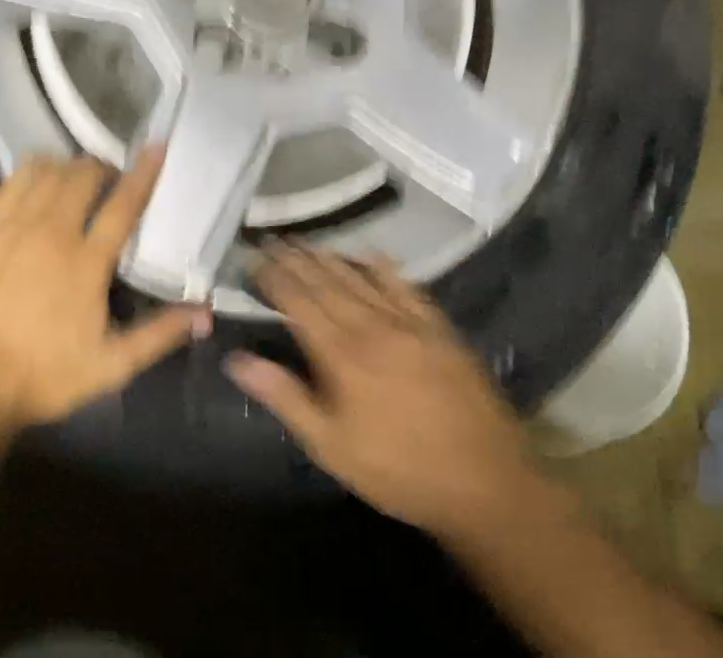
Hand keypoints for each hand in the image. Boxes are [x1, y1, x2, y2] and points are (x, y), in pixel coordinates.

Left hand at [0, 150, 210, 431]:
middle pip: (83, 177)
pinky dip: (32, 174)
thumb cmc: (43, 376)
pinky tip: (37, 185)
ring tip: (75, 180)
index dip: (144, 172)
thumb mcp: (110, 366)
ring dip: (68, 168)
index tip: (156, 147)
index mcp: (87, 263)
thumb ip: (160, 334)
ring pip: (46, 172)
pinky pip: (12, 183)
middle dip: (102, 169)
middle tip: (109, 182)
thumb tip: (205, 312)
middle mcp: (51, 233)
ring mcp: (12, 227)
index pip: (123, 204)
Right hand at [224, 242, 533, 535]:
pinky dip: (383, 268)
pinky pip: (406, 287)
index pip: (298, 302)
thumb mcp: (330, 445)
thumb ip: (284, 397)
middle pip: (327, 283)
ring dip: (331, 258)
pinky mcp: (441, 330)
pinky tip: (370, 256)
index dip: (273, 277)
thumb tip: (237, 360)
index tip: (252, 258)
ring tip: (307, 242)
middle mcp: (374, 327)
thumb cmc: (397, 470)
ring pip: (362, 279)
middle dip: (296, 259)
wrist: (485, 482)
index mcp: (343, 354)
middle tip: (273, 239)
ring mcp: (411, 324)